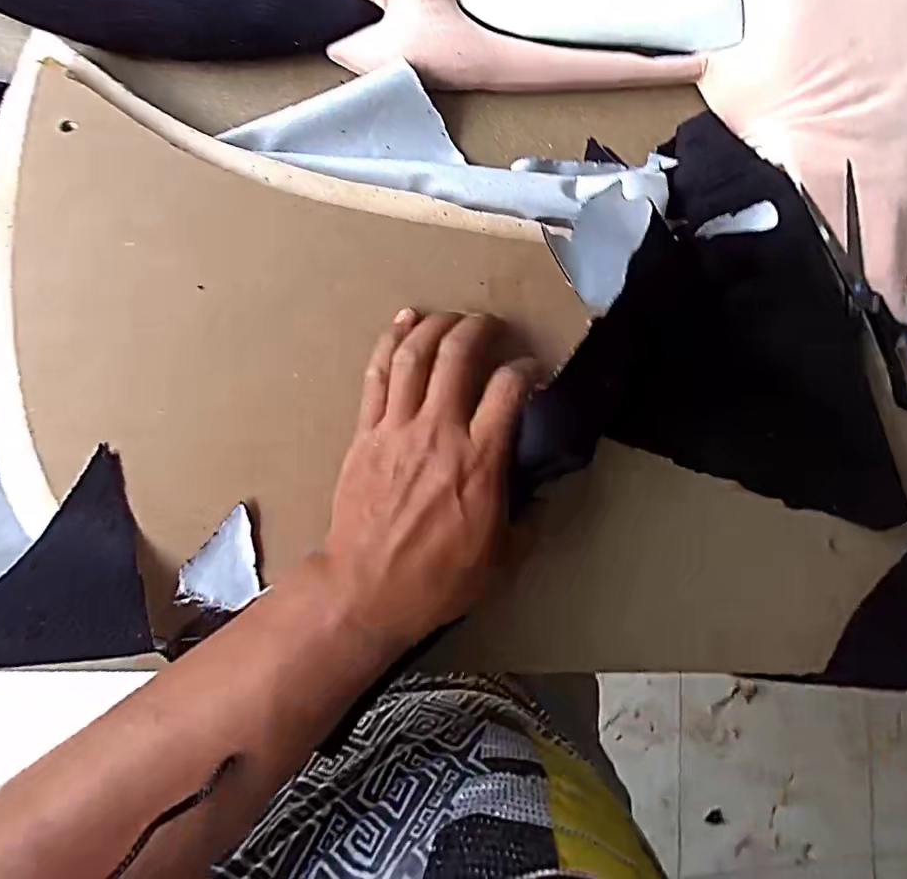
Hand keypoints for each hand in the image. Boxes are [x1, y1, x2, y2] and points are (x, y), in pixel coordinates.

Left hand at [315, 309, 537, 651]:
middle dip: (478, 329)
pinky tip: (404, 321)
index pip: (509, 389)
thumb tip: (540, 493)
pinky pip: (378, 375)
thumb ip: (527, 518)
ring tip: (449, 317)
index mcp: (479, 460)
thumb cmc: (437, 579)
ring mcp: (397, 428)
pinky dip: (391, 342)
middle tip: (489, 325)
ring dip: (435, 326)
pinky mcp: (366, 432)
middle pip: (457, 356)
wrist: (366, 589)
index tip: (531, 370)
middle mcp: (439, 432)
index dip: (526, 368)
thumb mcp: (501, 557)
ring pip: (415, 356)